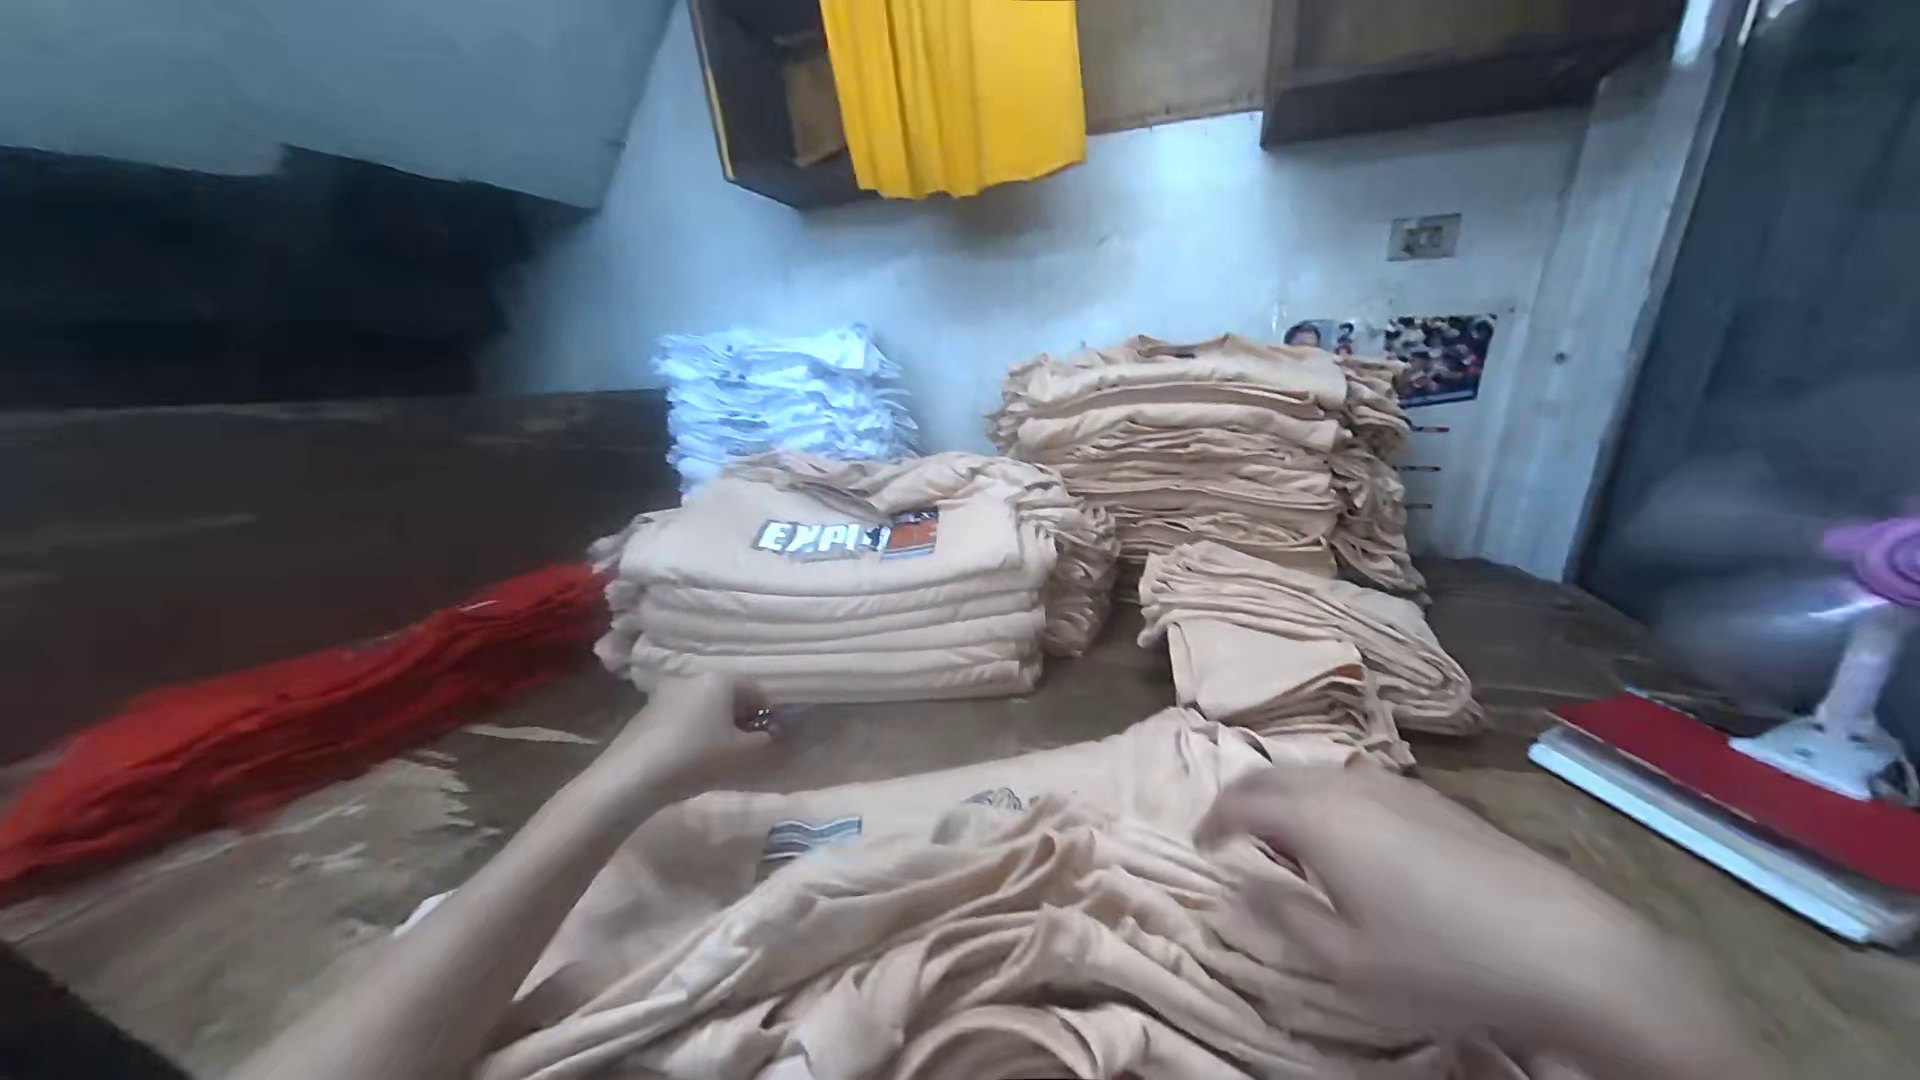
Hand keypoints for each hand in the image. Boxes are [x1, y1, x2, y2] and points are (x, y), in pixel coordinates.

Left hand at [597, 674, 771, 792]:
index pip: (756, 690)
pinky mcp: (645, 713)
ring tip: (714, 756)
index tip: (766, 739)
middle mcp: (693, 678)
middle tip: (743, 748)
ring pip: (704, 707)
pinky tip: (687, 758)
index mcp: (720, 679)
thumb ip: (765, 741)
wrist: (632, 777)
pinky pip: (682, 718)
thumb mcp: (743, 753)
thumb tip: (770, 736)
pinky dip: (691, 732)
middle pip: (729, 696)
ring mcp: (666, 694)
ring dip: (715, 726)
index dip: (767, 715)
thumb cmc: (697, 757)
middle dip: (740, 719)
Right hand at [1196, 767, 1759, 1079]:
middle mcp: (1341, 784)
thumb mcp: (1347, 959)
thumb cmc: (1440, 958)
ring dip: (1280, 796)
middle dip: (1239, 800)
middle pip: (1269, 776)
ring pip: (1310, 774)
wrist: (1570, 948)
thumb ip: (1280, 914)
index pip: (1238, 802)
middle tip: (1229, 834)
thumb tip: (1237, 886)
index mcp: (1312, 816)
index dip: (1210, 822)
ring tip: (1282, 837)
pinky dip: (1320, 798)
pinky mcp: (1424, 794)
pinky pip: (1348, 781)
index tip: (1201, 845)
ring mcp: (1387, 783)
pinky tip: (1343, 835)